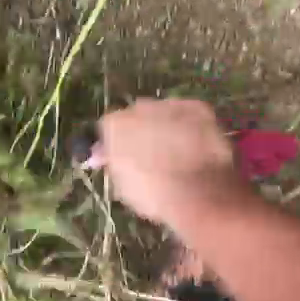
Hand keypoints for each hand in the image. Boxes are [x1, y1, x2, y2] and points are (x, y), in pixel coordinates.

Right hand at [96, 99, 248, 229]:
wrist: (196, 192)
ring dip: (165, 126)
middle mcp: (138, 108)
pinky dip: (190, 125)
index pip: (108, 128)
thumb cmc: (153, 195)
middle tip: (149, 155)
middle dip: (140, 131)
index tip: (121, 159)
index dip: (115, 144)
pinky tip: (194, 144)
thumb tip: (102, 155)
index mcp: (113, 126)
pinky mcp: (197, 108)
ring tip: (176, 152)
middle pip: (135, 116)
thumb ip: (112, 163)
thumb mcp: (122, 185)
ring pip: (163, 113)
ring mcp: (169, 105)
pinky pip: (188, 114)